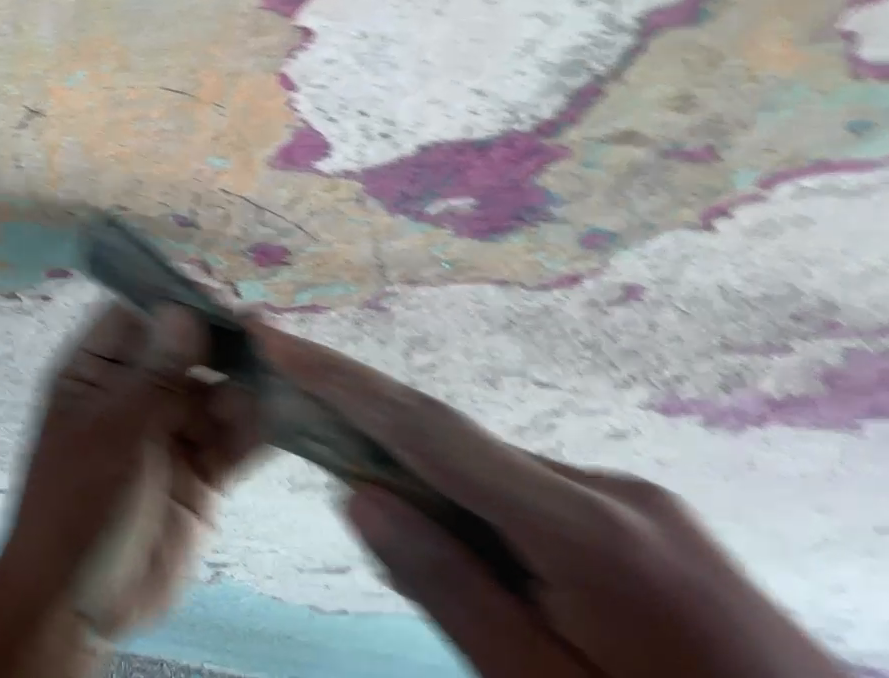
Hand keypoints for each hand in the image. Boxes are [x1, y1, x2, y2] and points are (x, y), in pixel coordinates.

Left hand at [0, 302, 260, 637]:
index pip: (132, 319)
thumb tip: (182, 311)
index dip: (171, 305)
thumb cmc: (78, 501)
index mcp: (92, 375)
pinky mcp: (199, 477)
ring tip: (283, 374)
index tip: (217, 294)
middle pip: (182, 355)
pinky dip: (256, 430)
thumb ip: (154, 376)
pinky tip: (284, 417)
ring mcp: (166, 436)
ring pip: (213, 397)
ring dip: (245, 386)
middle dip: (219, 344)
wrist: (78, 598)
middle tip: (265, 333)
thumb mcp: (113, 433)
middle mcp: (131, 397)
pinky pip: (232, 443)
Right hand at [259, 326, 849, 677]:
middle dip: (378, 451)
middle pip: (458, 452)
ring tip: (435, 578)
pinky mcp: (653, 522)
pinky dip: (484, 519)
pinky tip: (495, 583)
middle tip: (325, 475)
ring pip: (495, 479)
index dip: (340, 379)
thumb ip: (446, 588)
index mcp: (584, 531)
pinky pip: (535, 500)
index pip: (429, 430)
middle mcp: (612, 491)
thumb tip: (358, 494)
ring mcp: (641, 501)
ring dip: (437, 501)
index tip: (273, 338)